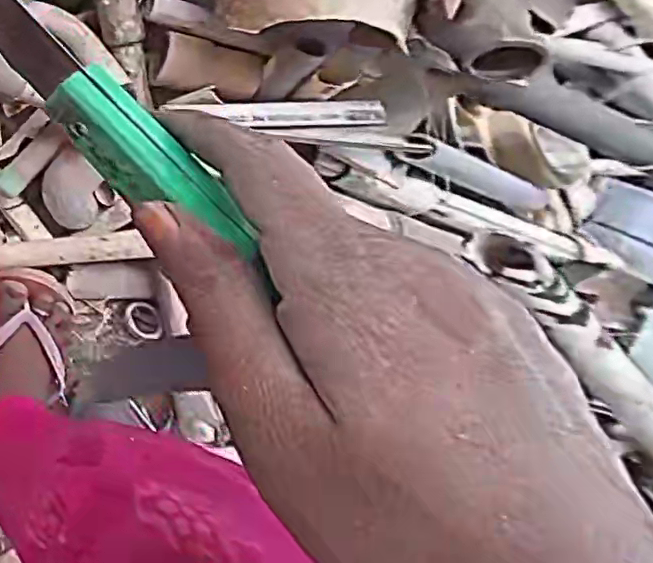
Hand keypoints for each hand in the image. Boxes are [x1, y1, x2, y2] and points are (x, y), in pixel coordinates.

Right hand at [134, 112, 652, 562]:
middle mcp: (415, 265)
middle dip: (233, 224)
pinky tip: (351, 372)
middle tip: (195, 277)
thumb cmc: (412, 535)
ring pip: (339, 245)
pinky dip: (342, 291)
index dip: (196, 133)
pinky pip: (391, 276)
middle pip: (294, 206)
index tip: (154, 130)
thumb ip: (215, 299)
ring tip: (280, 357)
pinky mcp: (498, 323)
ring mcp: (467, 292)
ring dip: (287, 268)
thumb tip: (163, 214)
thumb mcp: (271, 417)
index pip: (257, 162)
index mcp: (349, 278)